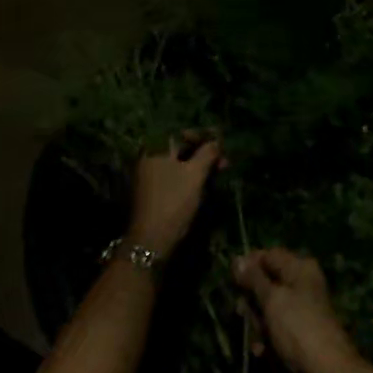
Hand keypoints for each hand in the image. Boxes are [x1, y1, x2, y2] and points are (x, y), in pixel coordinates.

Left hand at [127, 134, 223, 255]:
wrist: (151, 239)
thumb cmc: (174, 200)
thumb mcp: (195, 174)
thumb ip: (207, 153)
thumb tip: (216, 140)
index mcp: (154, 148)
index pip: (181, 133)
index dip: (204, 135)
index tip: (222, 141)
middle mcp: (148, 157)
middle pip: (180, 148)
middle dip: (204, 152)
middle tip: (224, 161)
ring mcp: (148, 175)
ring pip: (178, 163)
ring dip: (198, 165)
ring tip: (219, 172)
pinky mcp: (152, 191)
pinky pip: (172, 176)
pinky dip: (188, 176)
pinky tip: (204, 182)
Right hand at [233, 248, 359, 372]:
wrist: (327, 372)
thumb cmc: (297, 328)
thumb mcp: (272, 299)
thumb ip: (254, 279)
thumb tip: (238, 259)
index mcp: (300, 268)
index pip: (269, 255)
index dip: (249, 264)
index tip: (231, 279)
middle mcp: (302, 283)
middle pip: (267, 282)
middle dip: (251, 299)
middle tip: (242, 312)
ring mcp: (302, 308)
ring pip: (269, 307)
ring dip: (257, 322)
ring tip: (256, 337)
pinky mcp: (300, 331)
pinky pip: (277, 326)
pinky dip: (268, 337)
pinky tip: (261, 350)